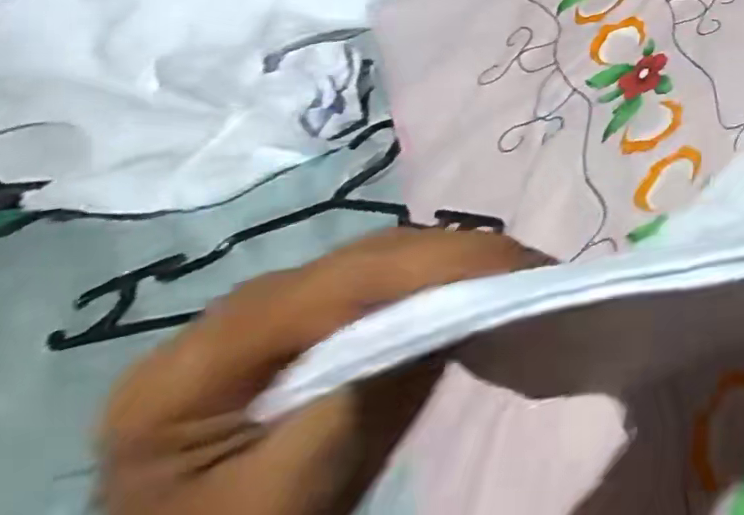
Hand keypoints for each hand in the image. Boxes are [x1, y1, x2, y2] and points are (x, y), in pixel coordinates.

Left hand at [99, 228, 545, 514]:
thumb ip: (361, 400)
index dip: (445, 261)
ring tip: (520, 273)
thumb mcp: (293, 488)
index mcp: (203, 359)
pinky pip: (374, 281)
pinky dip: (431, 278)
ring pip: (377, 259)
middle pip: (366, 258)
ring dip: (453, 260)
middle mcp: (231, 314)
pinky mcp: (294, 321)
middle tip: (539, 270)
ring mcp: (262, 313)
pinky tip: (472, 287)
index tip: (528, 268)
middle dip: (460, 254)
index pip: (347, 279)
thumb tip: (452, 316)